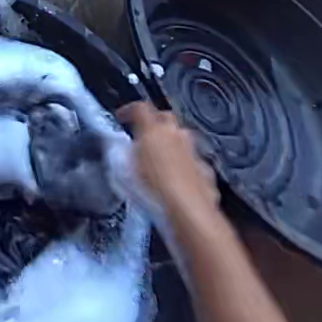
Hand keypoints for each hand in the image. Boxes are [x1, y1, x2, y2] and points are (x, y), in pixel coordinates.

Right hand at [116, 102, 220, 220]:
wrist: (188, 213)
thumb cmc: (153, 191)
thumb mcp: (122, 170)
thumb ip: (118, 152)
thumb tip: (115, 146)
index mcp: (153, 129)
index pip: (140, 108)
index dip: (129, 110)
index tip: (122, 116)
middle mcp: (176, 134)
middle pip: (165, 118)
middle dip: (154, 123)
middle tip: (142, 137)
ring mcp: (194, 152)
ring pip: (182, 139)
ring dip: (171, 144)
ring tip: (158, 161)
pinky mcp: (206, 171)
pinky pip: (193, 162)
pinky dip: (185, 166)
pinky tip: (176, 180)